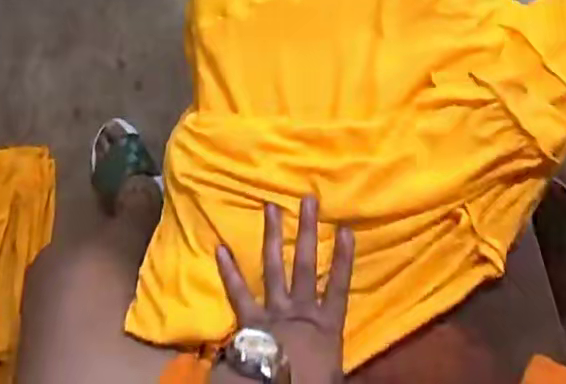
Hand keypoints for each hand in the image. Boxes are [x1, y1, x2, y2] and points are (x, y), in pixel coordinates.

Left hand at [215, 196, 355, 383]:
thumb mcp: (333, 377)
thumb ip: (336, 359)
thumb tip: (341, 359)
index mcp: (325, 327)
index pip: (339, 287)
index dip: (343, 259)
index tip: (345, 228)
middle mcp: (300, 310)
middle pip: (306, 264)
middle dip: (308, 231)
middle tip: (307, 198)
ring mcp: (274, 311)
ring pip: (274, 267)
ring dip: (273, 235)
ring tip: (270, 206)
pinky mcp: (250, 319)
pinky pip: (238, 292)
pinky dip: (229, 271)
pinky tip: (220, 248)